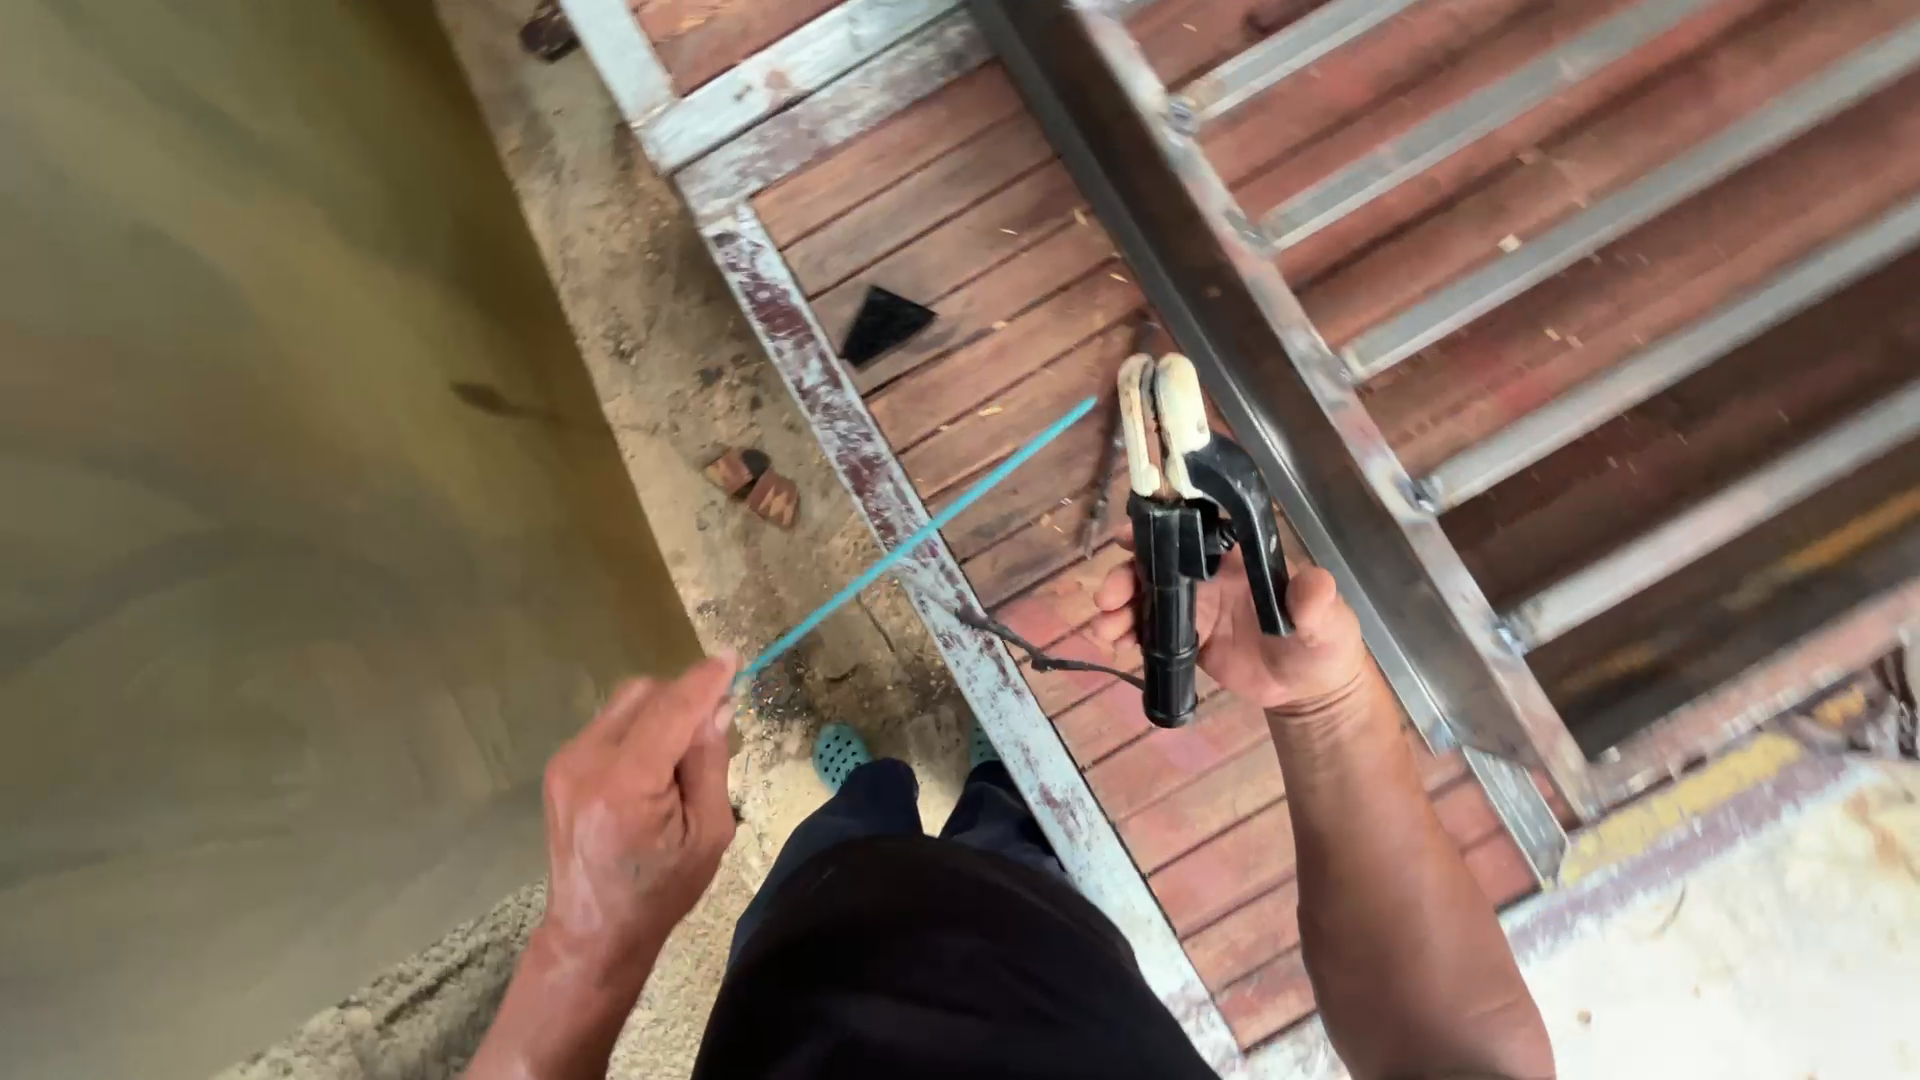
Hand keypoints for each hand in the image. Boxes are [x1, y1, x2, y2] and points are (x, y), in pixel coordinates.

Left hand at [538, 653, 738, 971]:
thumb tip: (718, 706)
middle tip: (715, 724)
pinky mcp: (561, 765)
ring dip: (664, 708)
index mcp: (624, 786)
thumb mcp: (710, 831)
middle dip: (686, 696)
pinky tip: (656, 761)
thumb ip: (710, 761)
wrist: (593, 932)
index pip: (672, 709)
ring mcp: (566, 762)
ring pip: (628, 700)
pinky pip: (613, 720)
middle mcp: (586, 763)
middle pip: (646, 693)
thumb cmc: (662, 890)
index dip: (706, 680)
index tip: (733, 658)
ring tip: (682, 752)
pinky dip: (643, 724)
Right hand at [1091, 548, 1369, 716]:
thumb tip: (1314, 583)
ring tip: (1104, 629)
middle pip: (1155, 565)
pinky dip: (1124, 632)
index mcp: (1235, 559)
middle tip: (1108, 598)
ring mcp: (1191, 606)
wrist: (1308, 691)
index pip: (1191, 532)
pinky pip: (1146, 629)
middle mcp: (1206, 576)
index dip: (1156, 528)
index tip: (1127, 535)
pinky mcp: (1182, 637)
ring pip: (1144, 596)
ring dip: (1118, 606)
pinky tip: (1113, 643)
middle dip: (1126, 576)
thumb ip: (1317, 603)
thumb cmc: (1321, 643)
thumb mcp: (1329, 621)